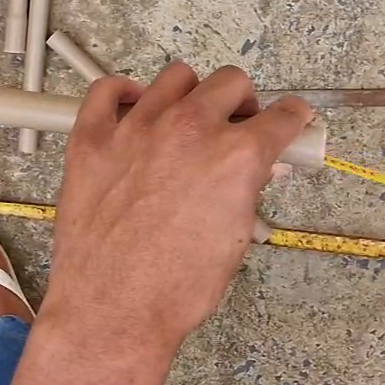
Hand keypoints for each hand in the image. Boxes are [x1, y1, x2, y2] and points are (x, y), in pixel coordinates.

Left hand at [40, 62, 314, 361]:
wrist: (114, 308)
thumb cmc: (176, 287)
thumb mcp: (236, 238)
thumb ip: (248, 188)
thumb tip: (255, 167)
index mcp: (235, 155)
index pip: (282, 114)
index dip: (292, 117)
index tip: (289, 118)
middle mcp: (189, 129)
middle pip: (230, 82)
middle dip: (242, 102)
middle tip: (235, 126)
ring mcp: (136, 128)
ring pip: (175, 76)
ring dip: (189, 93)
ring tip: (184, 119)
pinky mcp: (92, 137)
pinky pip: (106, 89)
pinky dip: (122, 92)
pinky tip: (131, 108)